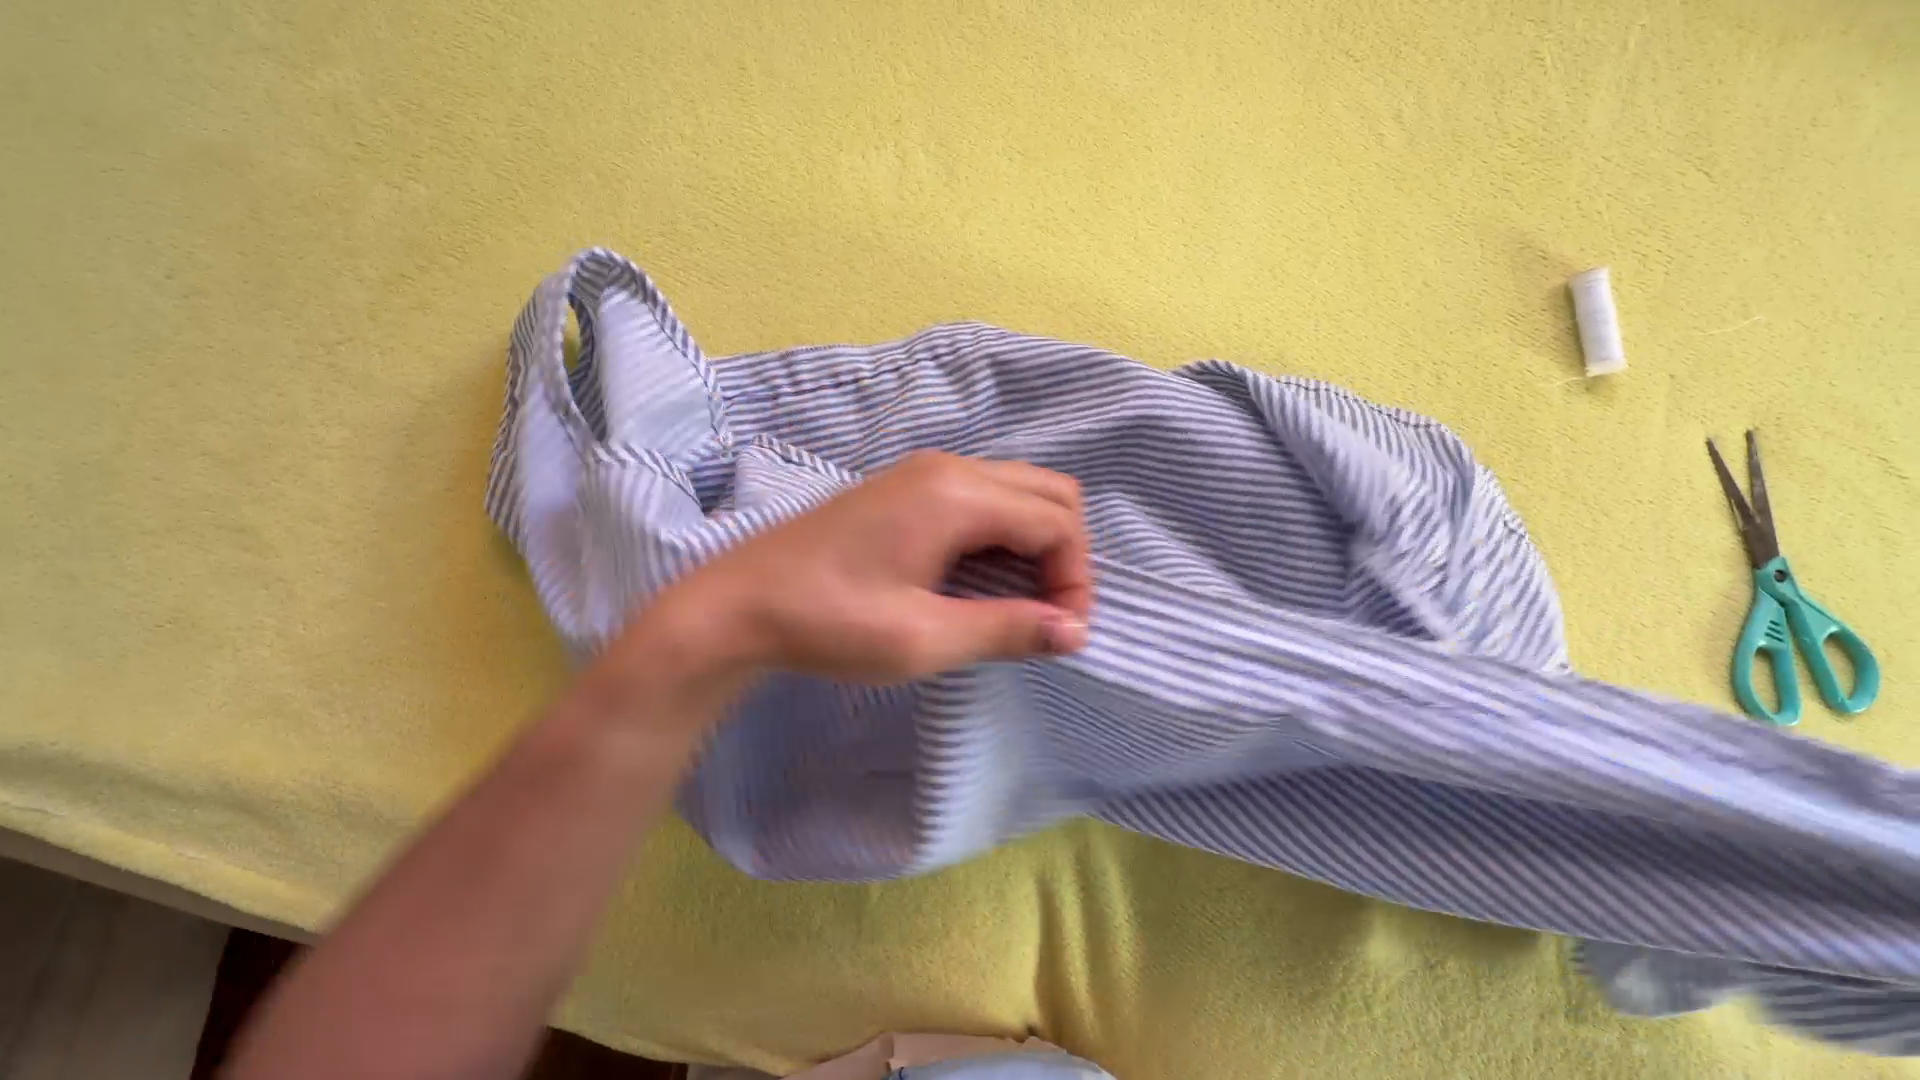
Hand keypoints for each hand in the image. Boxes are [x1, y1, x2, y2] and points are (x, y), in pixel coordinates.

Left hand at [632, 451, 1092, 690]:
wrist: (737, 606)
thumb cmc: (829, 623)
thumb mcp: (923, 639)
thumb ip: (1006, 629)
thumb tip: (1073, 632)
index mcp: (956, 495)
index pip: (1056, 523)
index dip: (1074, 580)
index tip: (1061, 635)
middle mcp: (947, 468)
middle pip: (1047, 493)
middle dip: (1064, 555)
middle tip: (1047, 617)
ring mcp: (922, 472)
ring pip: (1016, 492)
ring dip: (1035, 544)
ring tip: (1018, 606)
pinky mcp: (903, 488)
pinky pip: (981, 497)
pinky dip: (1003, 535)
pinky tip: (979, 582)